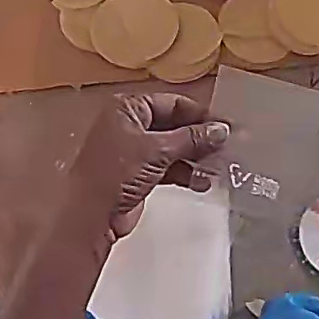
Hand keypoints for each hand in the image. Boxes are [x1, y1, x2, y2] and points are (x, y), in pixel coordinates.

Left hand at [67, 94, 228, 237]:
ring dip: (195, 157)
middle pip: (174, 126)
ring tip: (219, 165)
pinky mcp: (137, 174)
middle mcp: (130, 124)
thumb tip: (222, 130)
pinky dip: (184, 172)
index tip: (225, 125)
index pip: (172, 103)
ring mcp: (133, 150)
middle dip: (199, 138)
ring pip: (172, 148)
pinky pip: (167, 167)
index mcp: (129, 108)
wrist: (91, 215)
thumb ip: (192, 138)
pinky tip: (203, 182)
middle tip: (227, 146)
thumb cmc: (117, 171)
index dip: (199, 114)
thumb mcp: (158, 150)